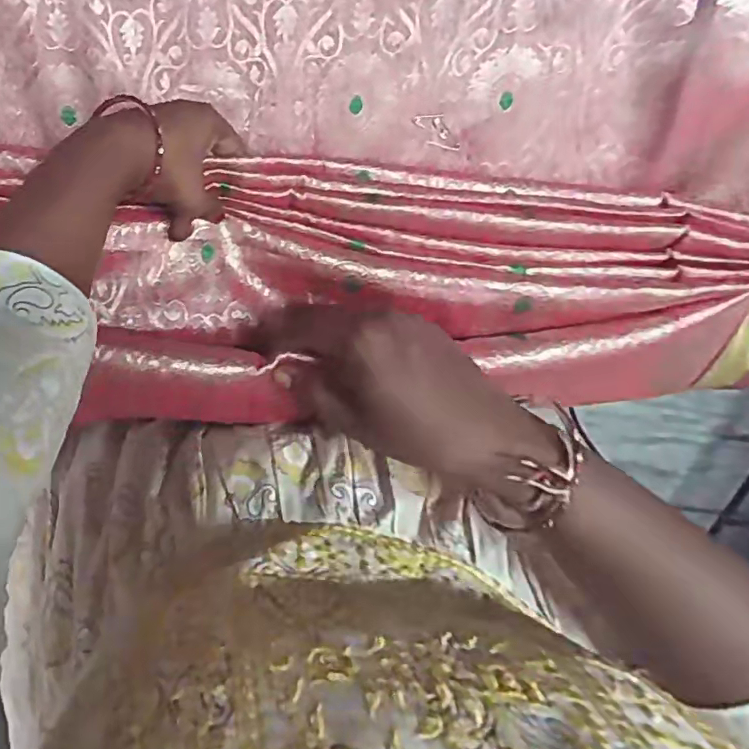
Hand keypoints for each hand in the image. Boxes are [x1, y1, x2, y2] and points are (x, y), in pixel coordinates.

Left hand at [0, 98, 243, 291]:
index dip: (235, 177)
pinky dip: (156, 176)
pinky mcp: (135, 126)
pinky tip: (152, 198)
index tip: (231, 198)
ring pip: (177, 157)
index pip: (234, 149)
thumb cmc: (165, 167)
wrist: (110, 151)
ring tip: (174, 212)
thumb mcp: (191, 196)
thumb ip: (204, 209)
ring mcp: (158, 116)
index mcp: (210, 120)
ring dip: (177, 186)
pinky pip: (155, 155)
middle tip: (204, 207)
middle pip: (204, 154)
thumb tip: (208, 220)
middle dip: (203, 185)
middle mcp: (187, 112)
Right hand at [264, 307, 559, 498]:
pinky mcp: (421, 324)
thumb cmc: (417, 435)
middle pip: (323, 312)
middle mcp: (377, 316)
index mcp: (358, 338)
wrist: (489, 436)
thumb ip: (314, 390)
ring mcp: (402, 316)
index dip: (275, 334)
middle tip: (277, 343)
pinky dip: (352, 330)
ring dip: (325, 326)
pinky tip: (352, 351)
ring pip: (348, 314)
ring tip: (311, 349)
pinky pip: (373, 319)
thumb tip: (283, 369)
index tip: (259, 345)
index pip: (301, 325)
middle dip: (296, 326)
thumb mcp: (355, 421)